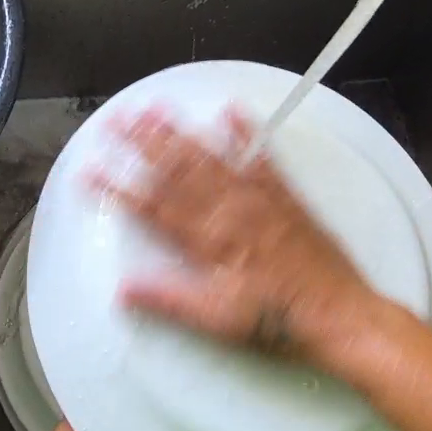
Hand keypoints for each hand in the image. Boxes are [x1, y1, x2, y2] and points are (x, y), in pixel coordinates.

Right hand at [87, 105, 382, 362]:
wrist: (341, 316)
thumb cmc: (280, 322)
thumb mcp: (218, 322)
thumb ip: (170, 300)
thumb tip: (124, 289)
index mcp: (209, 241)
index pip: (152, 207)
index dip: (118, 187)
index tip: (90, 171)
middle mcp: (230, 211)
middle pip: (177, 171)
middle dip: (142, 144)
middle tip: (116, 120)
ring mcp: (258, 199)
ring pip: (210, 157)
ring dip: (180, 132)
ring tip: (155, 107)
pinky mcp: (283, 196)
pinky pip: (260, 157)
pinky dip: (244, 132)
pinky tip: (230, 110)